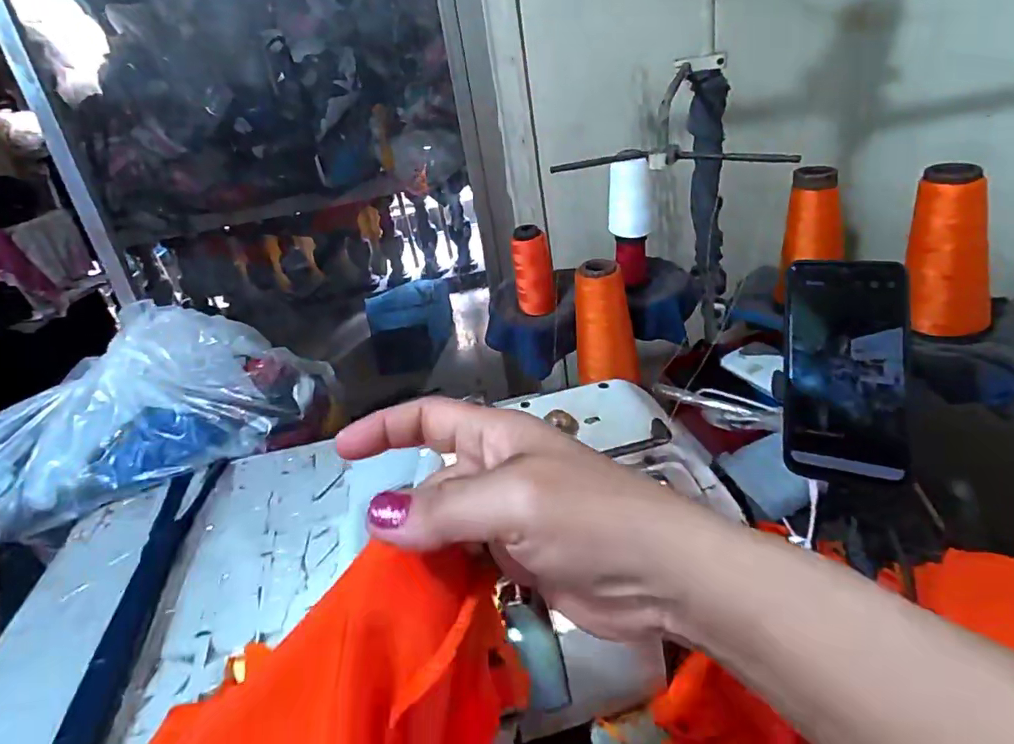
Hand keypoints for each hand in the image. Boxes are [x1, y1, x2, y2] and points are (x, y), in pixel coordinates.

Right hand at [335, 396, 735, 642]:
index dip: (383, 427)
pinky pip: (466, 560)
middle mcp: (495, 470)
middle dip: (401, 505)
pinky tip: (429, 595)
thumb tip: (376, 517)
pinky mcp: (519, 559)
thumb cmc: (589, 516)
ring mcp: (507, 517)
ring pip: (445, 525)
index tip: (343, 450)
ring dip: (420, 547)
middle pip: (431, 480)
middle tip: (371, 544)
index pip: (427, 418)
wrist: (669, 579)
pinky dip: (445, 575)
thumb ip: (442, 509)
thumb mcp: (511, 502)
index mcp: (494, 436)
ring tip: (390, 576)